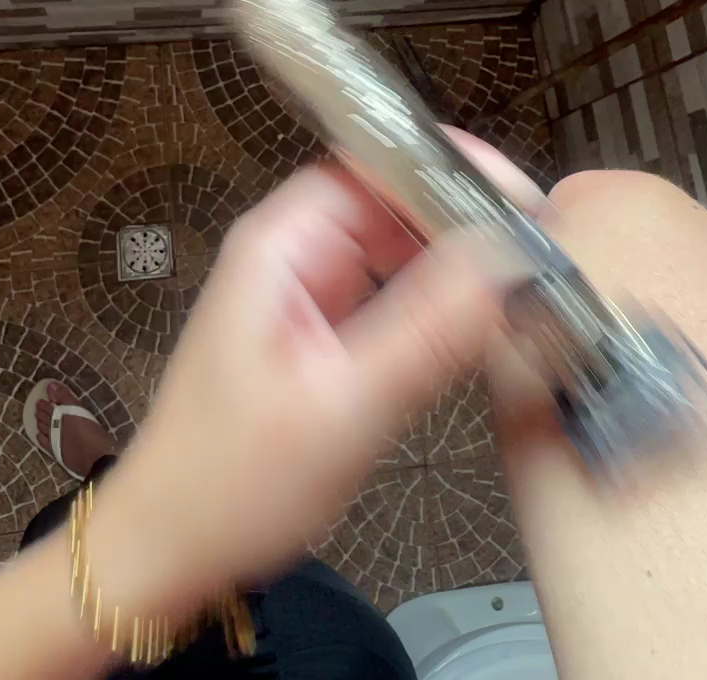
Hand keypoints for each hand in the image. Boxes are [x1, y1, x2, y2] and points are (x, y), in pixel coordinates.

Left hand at [83, 132, 544, 614]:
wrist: (174, 540)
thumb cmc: (229, 480)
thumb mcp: (341, 407)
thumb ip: (426, 331)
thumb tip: (504, 260)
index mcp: (278, 246)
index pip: (368, 166)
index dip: (441, 166)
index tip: (511, 194)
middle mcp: (292, 254)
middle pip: (387, 201)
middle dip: (458, 215)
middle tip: (532, 244)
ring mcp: (308, 291)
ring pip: (393, 247)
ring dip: (452, 258)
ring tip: (518, 280)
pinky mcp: (323, 328)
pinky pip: (389, 291)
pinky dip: (434, 299)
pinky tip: (474, 321)